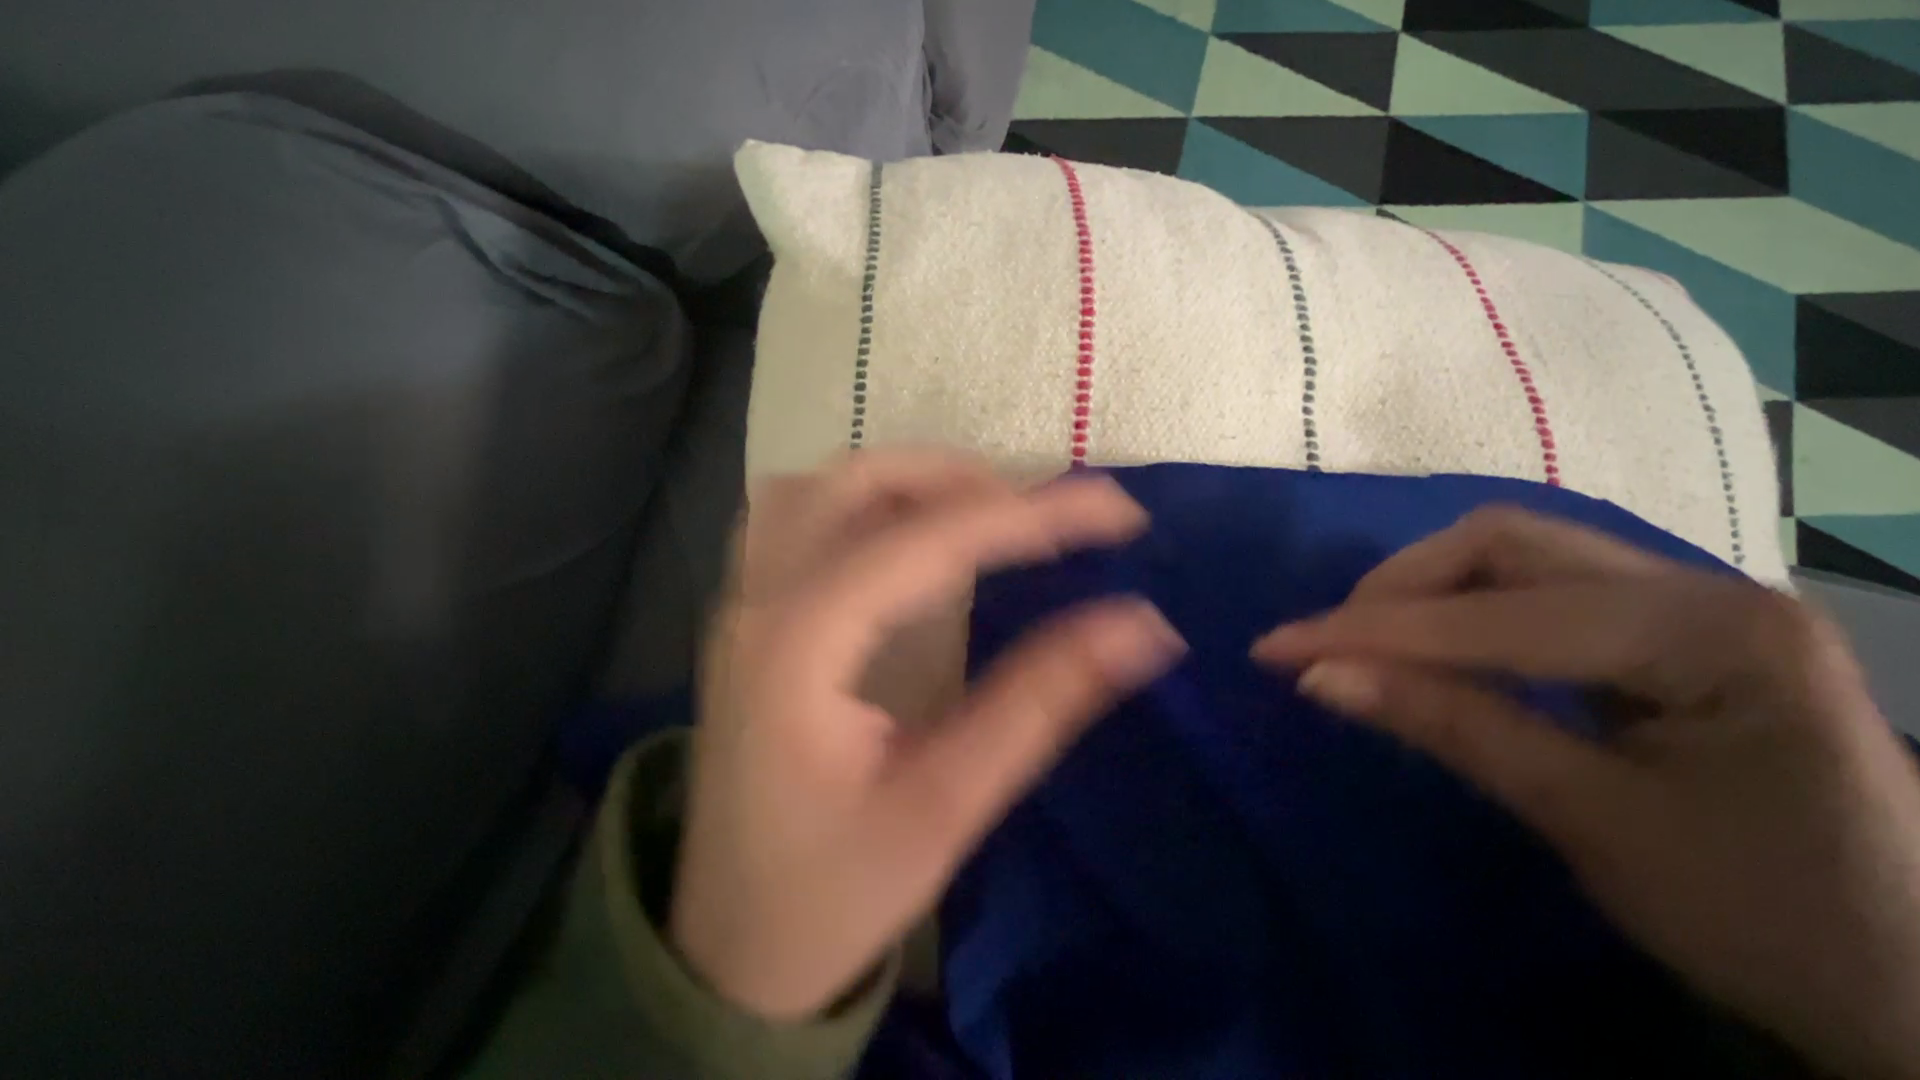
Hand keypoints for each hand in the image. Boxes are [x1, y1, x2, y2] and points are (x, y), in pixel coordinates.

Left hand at [670, 450, 1184, 1021]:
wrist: (730, 952)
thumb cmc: (833, 894)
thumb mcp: (946, 806)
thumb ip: (1039, 704)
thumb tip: (1140, 626)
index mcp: (799, 646)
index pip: (923, 541)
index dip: (1026, 514)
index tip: (1115, 509)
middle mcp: (757, 605)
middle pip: (853, 483)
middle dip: (959, 477)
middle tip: (1044, 512)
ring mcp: (740, 610)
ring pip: (816, 490)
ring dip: (904, 480)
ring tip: (985, 510)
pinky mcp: (745, 627)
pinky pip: (793, 522)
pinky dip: (859, 503)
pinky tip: (904, 535)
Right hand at [1254, 508, 1919, 1079]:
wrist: (1916, 986)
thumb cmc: (1762, 917)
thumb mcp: (1591, 822)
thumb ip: (1452, 728)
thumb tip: (1319, 676)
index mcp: (1711, 633)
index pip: (1499, 614)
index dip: (1374, 630)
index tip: (1274, 649)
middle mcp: (1706, 586)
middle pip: (1509, 543)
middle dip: (1400, 590)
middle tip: (1325, 646)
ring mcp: (1697, 600)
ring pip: (1523, 556)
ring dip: (1430, 594)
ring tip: (1365, 646)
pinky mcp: (1678, 628)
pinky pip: (1547, 592)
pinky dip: (1472, 615)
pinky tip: (1437, 651)